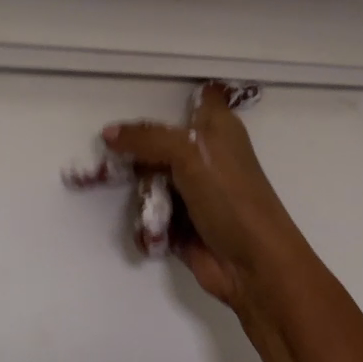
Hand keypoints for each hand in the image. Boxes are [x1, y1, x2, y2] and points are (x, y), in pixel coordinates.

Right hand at [104, 81, 308, 310]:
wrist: (253, 265)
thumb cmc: (230, 196)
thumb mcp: (188, 153)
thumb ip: (146, 137)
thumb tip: (108, 132)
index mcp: (216, 127)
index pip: (201, 97)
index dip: (182, 96)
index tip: (152, 97)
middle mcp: (204, 153)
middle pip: (160, 141)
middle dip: (136, 154)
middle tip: (116, 162)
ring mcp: (192, 190)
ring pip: (150, 178)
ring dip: (144, 196)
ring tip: (151, 209)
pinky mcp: (182, 223)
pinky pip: (151, 213)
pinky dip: (149, 223)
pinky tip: (155, 232)